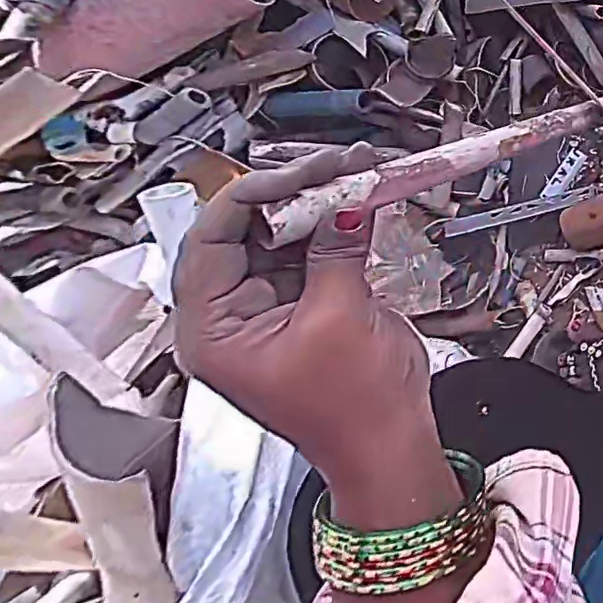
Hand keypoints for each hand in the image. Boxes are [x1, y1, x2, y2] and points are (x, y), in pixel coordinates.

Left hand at [173, 145, 434, 489]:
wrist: (390, 437)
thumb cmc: (351, 404)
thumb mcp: (338, 320)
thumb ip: (336, 255)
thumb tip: (346, 205)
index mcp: (213, 328)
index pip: (212, 241)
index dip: (255, 197)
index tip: (308, 172)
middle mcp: (236, 313)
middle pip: (249, 233)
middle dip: (296, 195)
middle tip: (343, 166)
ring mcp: (277, 306)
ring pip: (288, 238)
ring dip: (324, 206)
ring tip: (359, 175)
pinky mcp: (315, 302)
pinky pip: (319, 252)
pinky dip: (342, 227)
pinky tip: (364, 205)